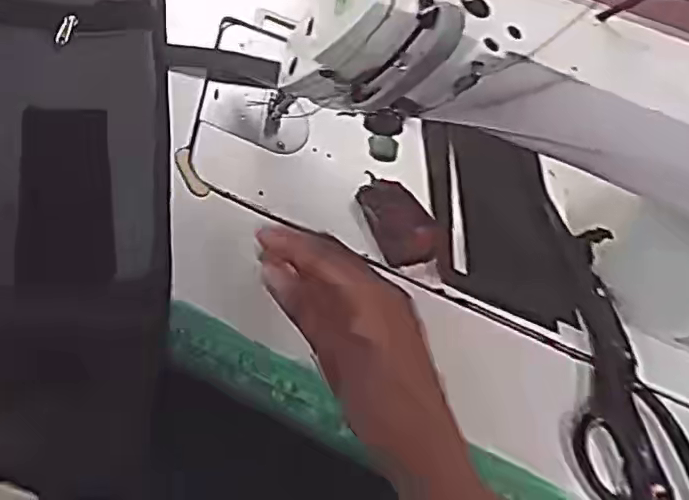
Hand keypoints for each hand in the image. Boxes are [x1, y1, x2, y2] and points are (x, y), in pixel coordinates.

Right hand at [258, 226, 489, 497]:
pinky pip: (355, 286)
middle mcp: (386, 295)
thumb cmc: (386, 410)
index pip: (322, 253)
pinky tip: (309, 290)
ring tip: (280, 262)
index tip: (264, 236)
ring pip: (344, 268)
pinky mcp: (393, 324)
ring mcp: (392, 309)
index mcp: (372, 295)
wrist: (424, 452)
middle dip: (298, 246)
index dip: (288, 241)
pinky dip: (327, 281)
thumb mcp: (332, 353)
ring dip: (311, 263)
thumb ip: (302, 306)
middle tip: (267, 243)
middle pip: (335, 255)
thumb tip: (275, 273)